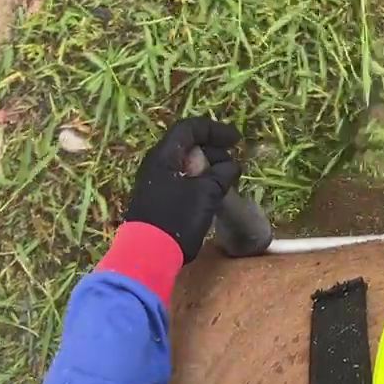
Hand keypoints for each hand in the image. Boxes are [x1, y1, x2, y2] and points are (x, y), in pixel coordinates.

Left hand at [126, 117, 242, 262]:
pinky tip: (211, 194)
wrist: (148, 255)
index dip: (215, 130)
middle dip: (214, 151)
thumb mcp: (207, 193)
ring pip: (185, 164)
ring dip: (208, 168)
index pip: (190, 128)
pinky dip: (199, 181)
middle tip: (231, 165)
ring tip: (225, 182)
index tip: (235, 141)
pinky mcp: (157, 198)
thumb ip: (222, 174)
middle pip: (188, 145)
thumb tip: (231, 166)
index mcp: (165, 156)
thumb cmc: (177, 218)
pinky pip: (181, 179)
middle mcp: (156, 163)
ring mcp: (154, 181)